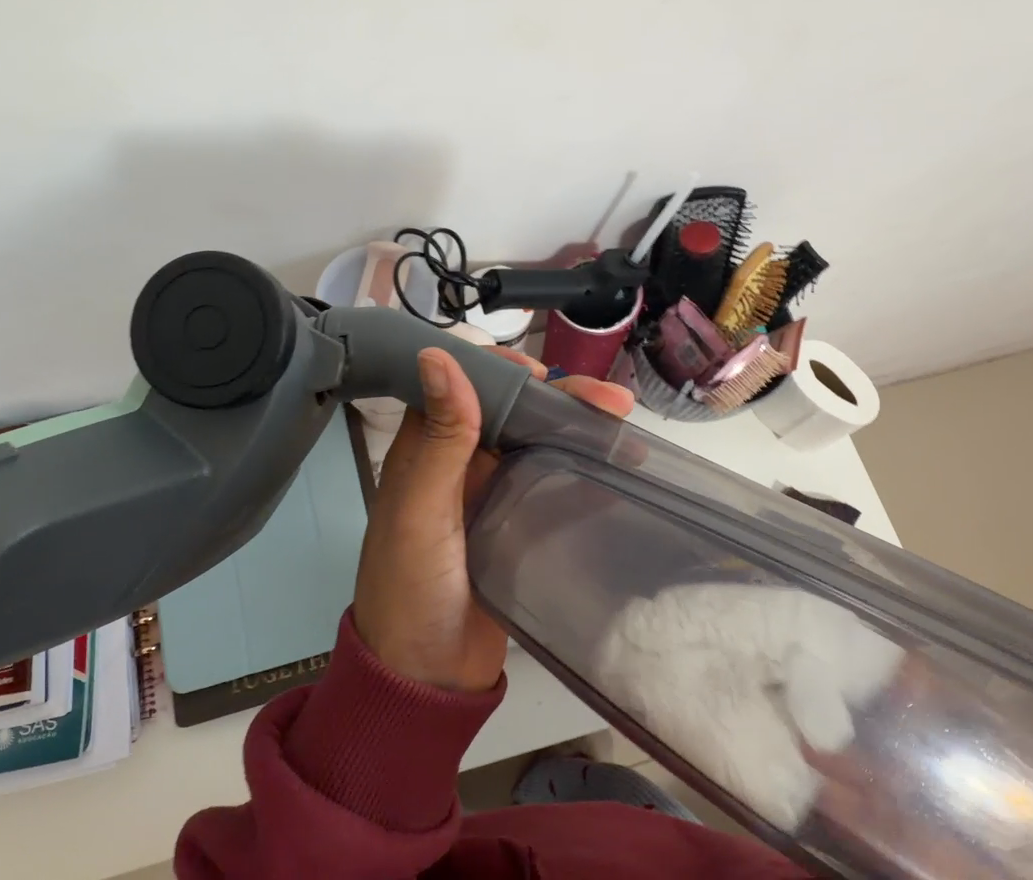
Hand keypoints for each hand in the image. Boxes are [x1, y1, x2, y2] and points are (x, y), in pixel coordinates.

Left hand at [352, 346, 635, 691]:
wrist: (426, 677)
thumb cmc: (410, 589)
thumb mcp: (420, 511)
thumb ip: (436, 439)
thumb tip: (437, 357)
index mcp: (425, 450)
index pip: (463, 385)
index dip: (502, 369)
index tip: (543, 372)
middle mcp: (457, 464)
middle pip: (509, 410)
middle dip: (556, 397)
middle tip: (610, 402)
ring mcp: (489, 496)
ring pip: (534, 442)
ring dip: (574, 428)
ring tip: (622, 425)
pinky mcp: (516, 527)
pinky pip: (551, 485)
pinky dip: (580, 470)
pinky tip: (615, 467)